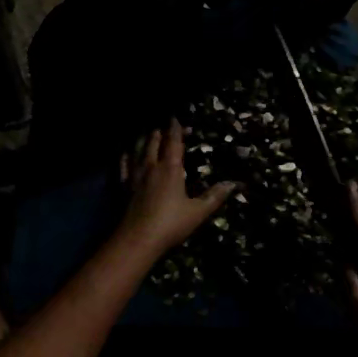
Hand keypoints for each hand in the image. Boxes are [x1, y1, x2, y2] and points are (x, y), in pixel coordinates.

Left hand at [115, 119, 236, 257]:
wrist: (137, 239)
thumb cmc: (170, 224)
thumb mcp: (198, 212)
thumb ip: (214, 196)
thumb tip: (234, 183)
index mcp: (170, 169)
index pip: (173, 142)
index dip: (176, 129)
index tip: (175, 118)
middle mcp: (151, 166)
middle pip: (154, 142)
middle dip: (160, 132)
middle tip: (164, 126)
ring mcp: (134, 175)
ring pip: (138, 150)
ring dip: (144, 140)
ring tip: (148, 134)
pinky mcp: (123, 186)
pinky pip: (124, 165)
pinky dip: (126, 156)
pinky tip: (126, 154)